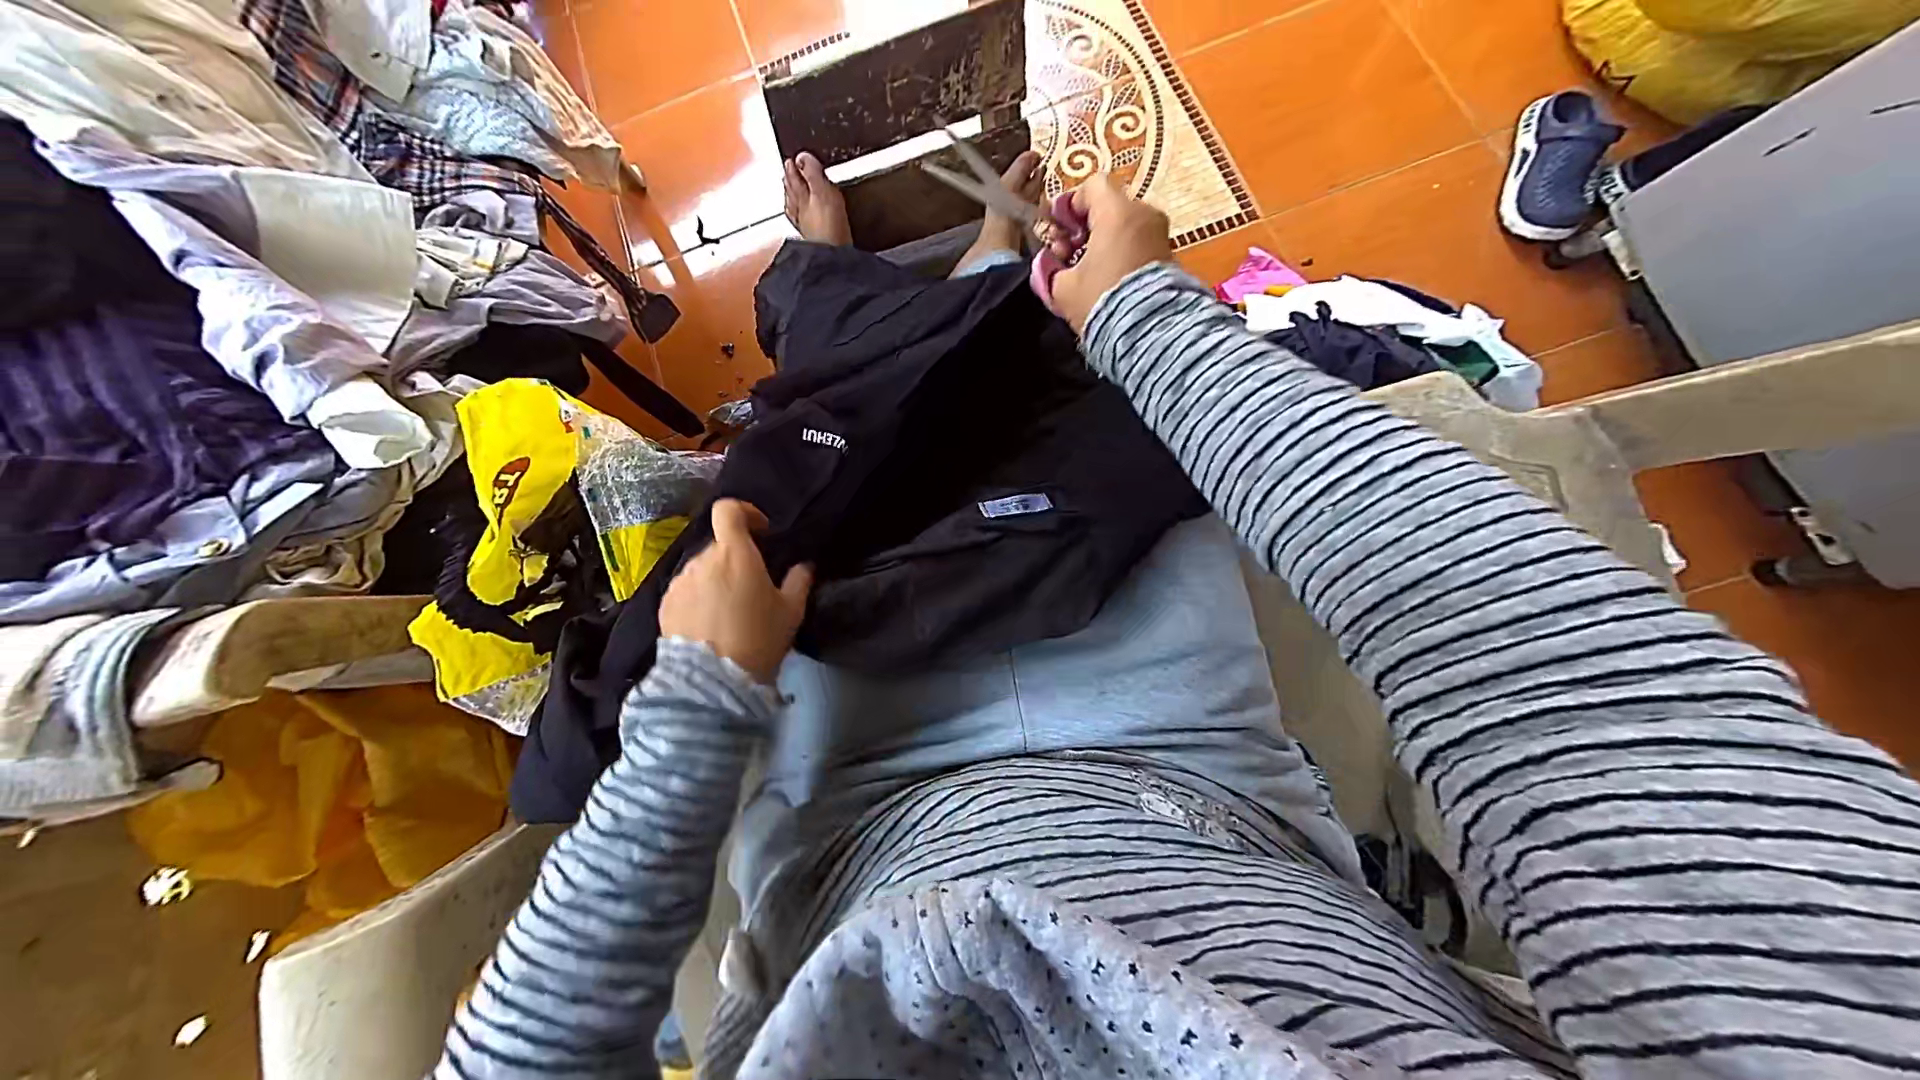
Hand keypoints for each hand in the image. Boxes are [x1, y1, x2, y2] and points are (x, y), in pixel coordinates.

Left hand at [659, 499, 812, 683]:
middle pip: (720, 546)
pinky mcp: (665, 604)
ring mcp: (680, 582)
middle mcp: (703, 560)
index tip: (760, 531)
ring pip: (702, 569)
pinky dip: (699, 597)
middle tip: (753, 587)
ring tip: (730, 610)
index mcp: (735, 553)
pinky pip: (687, 590)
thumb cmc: (758, 639)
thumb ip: (799, 580)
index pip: (729, 510)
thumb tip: (804, 564)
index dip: (745, 512)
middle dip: (736, 559)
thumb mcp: (791, 612)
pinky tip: (710, 623)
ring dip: (716, 579)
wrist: (713, 682)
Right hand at [1046, 175, 1173, 333]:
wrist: (1149, 332)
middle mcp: (1144, 214)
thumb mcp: (1064, 289)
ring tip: (1088, 274)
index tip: (1059, 232)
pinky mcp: (1169, 256)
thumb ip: (1050, 270)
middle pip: (1109, 208)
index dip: (1070, 205)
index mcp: (1117, 212)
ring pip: (1125, 227)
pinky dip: (1122, 255)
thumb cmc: (1101, 301)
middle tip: (1068, 257)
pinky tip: (1108, 281)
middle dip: (1086, 228)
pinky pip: (1139, 244)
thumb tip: (1048, 264)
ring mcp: (1160, 234)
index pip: (1092, 186)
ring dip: (1104, 244)